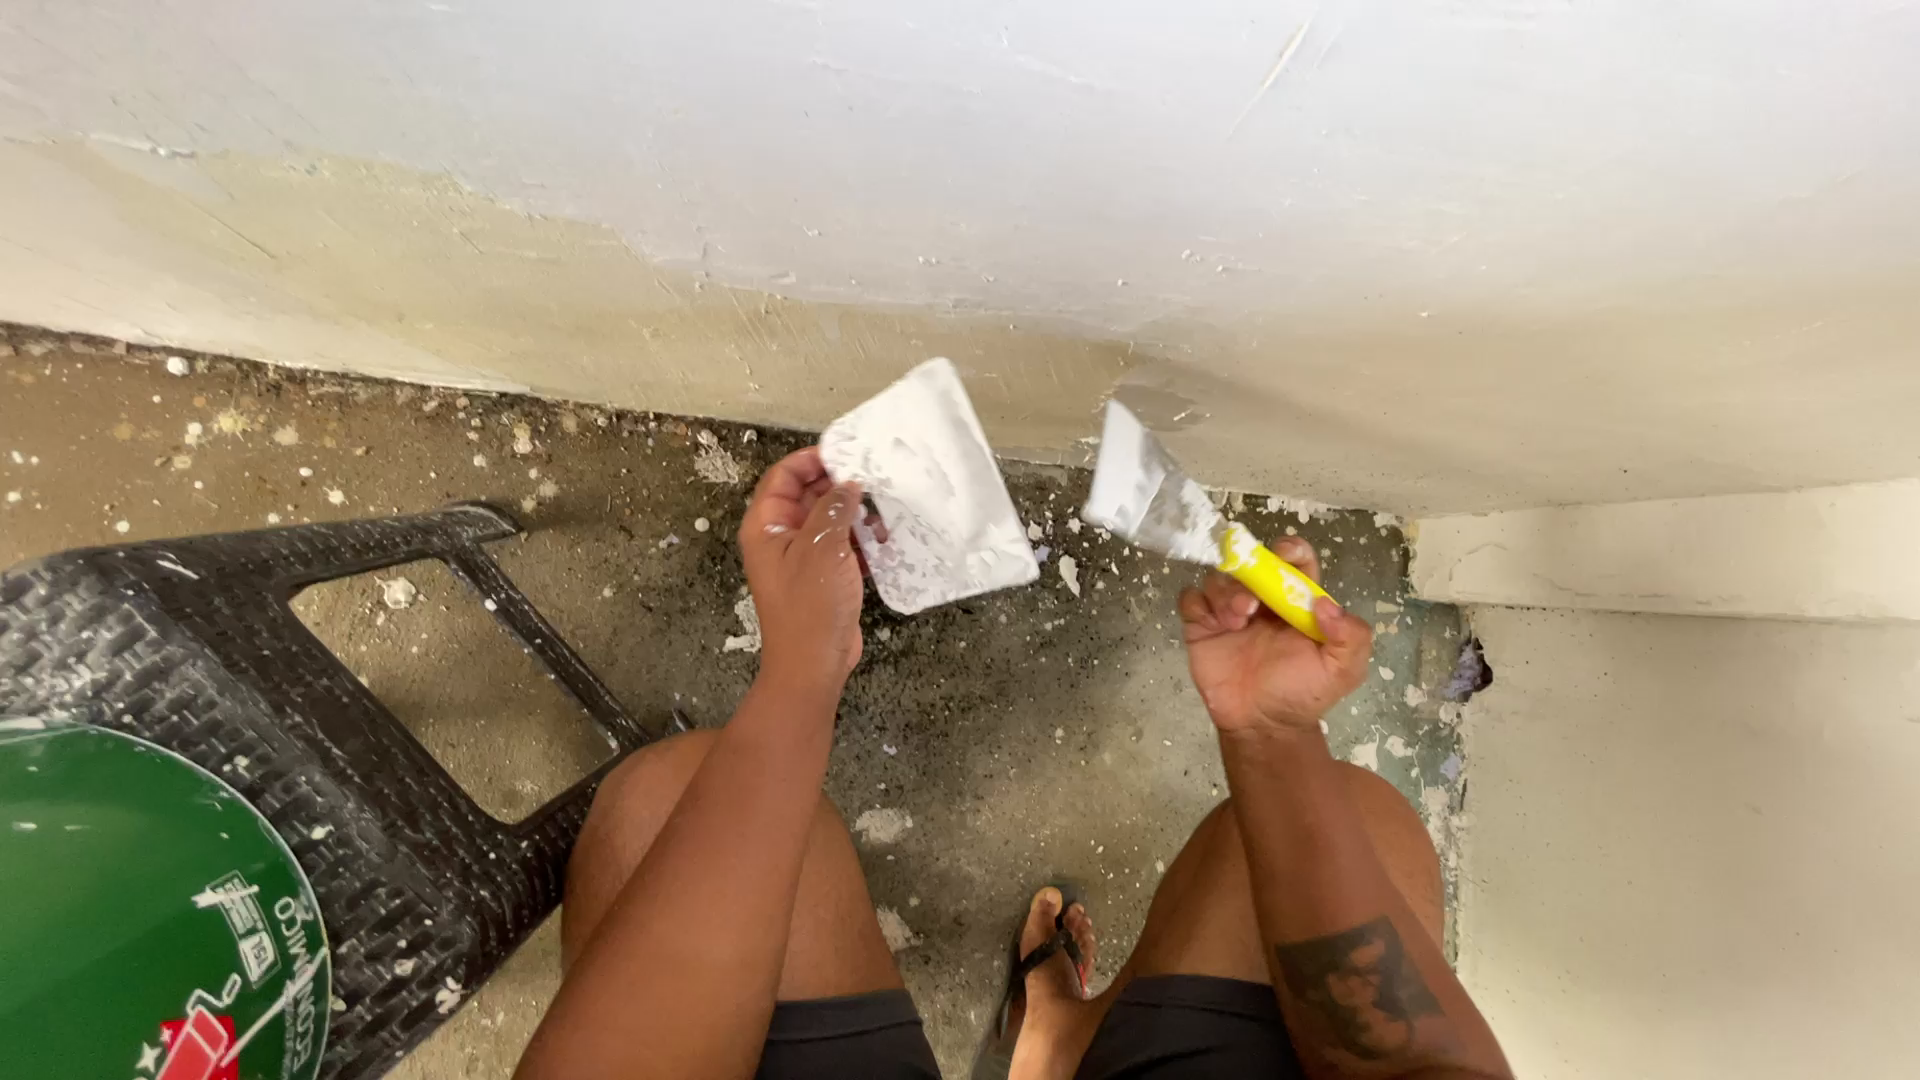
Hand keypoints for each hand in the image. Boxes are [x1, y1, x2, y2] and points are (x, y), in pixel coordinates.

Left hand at [738, 447, 864, 693]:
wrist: (813, 663)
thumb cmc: (810, 606)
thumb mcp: (822, 549)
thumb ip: (834, 508)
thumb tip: (849, 482)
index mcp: (766, 526)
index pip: (783, 476)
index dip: (811, 459)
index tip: (846, 452)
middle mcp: (781, 537)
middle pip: (808, 494)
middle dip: (839, 485)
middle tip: (875, 477)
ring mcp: (803, 557)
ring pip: (828, 519)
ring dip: (854, 513)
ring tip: (883, 510)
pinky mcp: (824, 575)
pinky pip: (841, 544)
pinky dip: (860, 538)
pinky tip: (884, 538)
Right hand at [1177, 536, 1372, 736]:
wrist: (1262, 725)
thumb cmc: (1302, 694)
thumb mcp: (1343, 670)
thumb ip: (1351, 636)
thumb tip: (1325, 604)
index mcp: (1295, 602)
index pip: (1293, 561)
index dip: (1290, 550)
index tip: (1285, 555)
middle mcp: (1261, 601)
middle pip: (1249, 565)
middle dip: (1248, 573)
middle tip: (1250, 604)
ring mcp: (1228, 612)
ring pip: (1218, 579)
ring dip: (1225, 595)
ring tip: (1234, 624)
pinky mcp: (1201, 626)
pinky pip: (1190, 598)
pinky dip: (1197, 604)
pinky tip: (1212, 626)